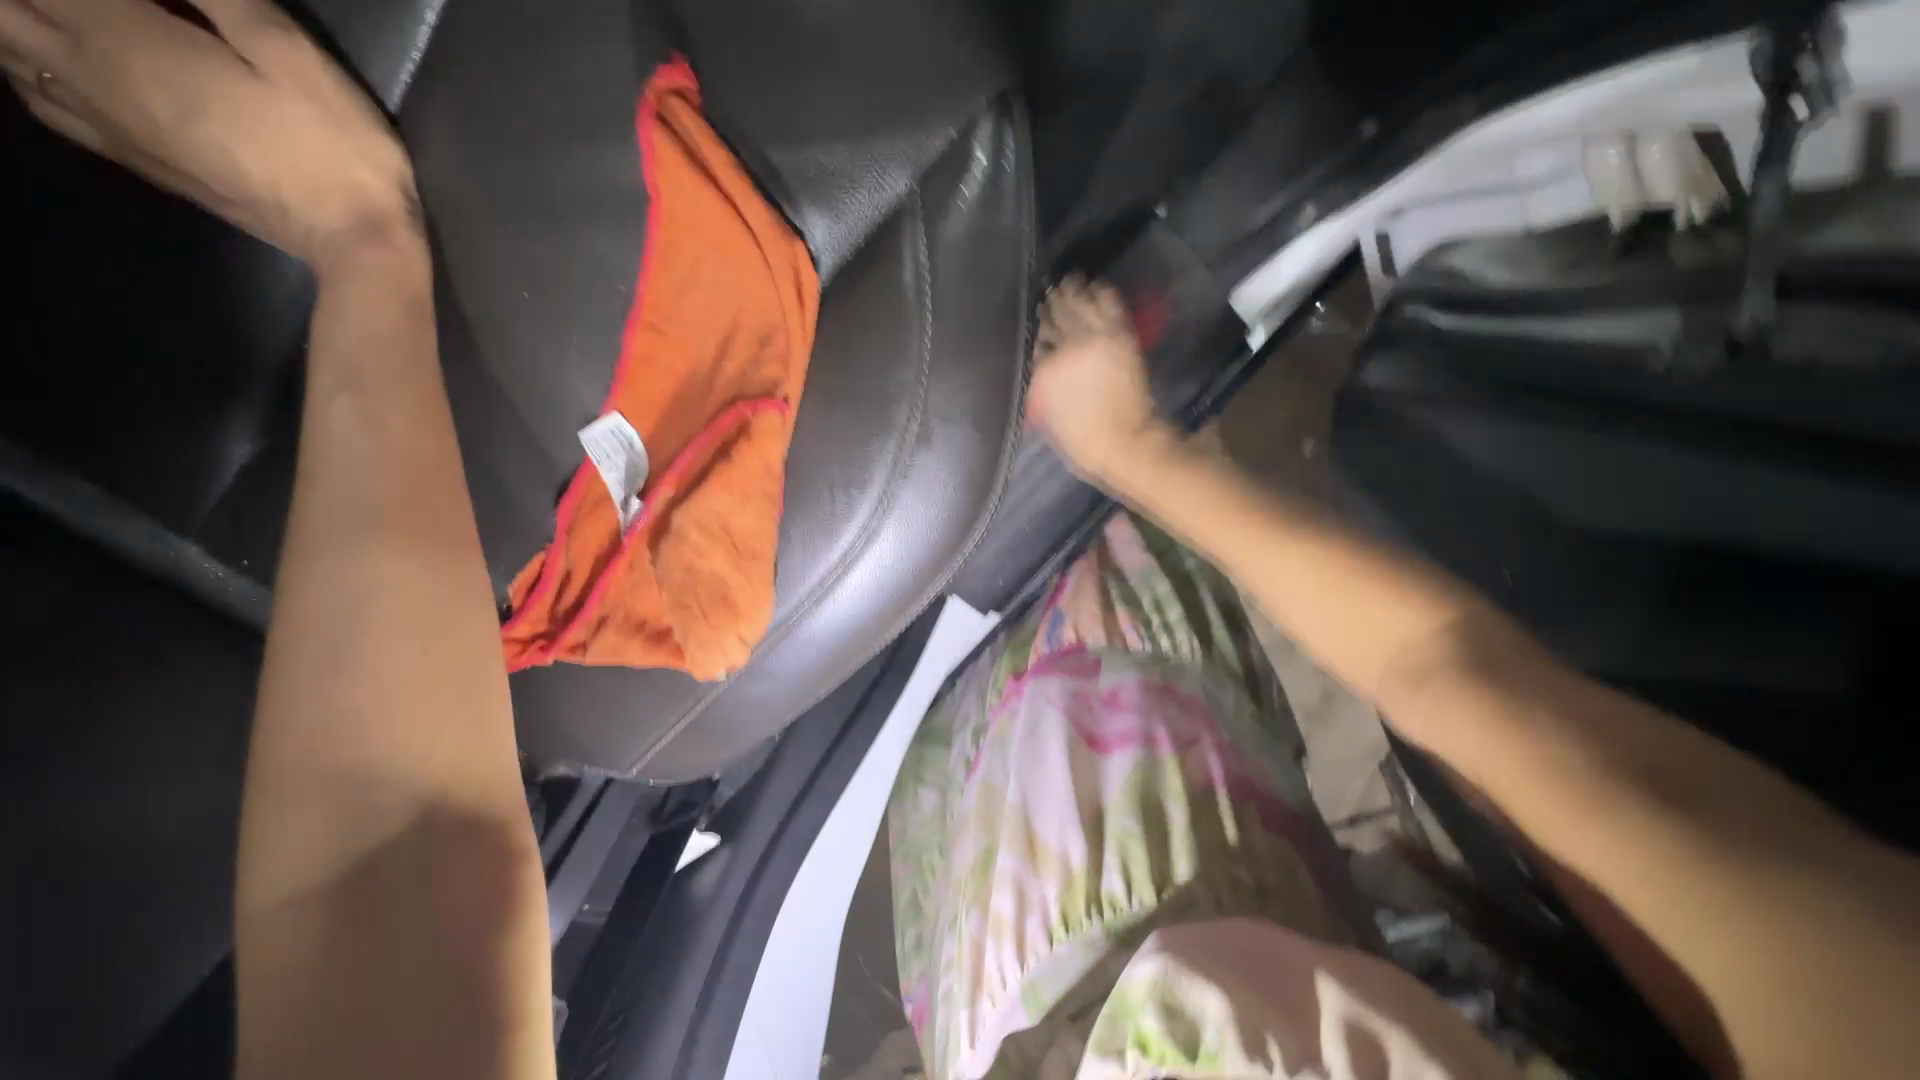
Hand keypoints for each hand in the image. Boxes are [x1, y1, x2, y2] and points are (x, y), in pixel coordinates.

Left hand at [0, 0, 417, 269]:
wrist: (354, 237)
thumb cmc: (335, 143)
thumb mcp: (290, 50)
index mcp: (127, 38)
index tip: (162, 4)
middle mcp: (91, 74)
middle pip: (4, 6)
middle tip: (115, 10)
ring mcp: (107, 123)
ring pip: (6, 47)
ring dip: (22, 18)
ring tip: (84, 22)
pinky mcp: (133, 158)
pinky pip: (39, 99)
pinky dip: (27, 64)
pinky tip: (61, 61)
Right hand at [1028, 276, 1176, 483]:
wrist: (1123, 442)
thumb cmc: (1081, 439)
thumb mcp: (1047, 412)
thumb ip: (1042, 380)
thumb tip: (1041, 359)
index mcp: (1044, 368)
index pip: (1034, 337)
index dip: (1034, 325)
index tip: (1032, 317)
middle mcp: (1066, 347)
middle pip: (1055, 315)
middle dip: (1051, 303)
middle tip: (1047, 292)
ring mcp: (1094, 339)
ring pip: (1080, 304)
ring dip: (1073, 292)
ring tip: (1069, 281)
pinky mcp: (1119, 337)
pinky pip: (1109, 306)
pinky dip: (1102, 294)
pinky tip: (1097, 286)